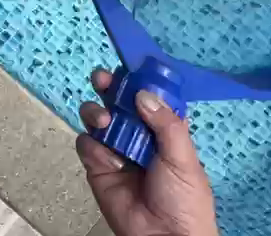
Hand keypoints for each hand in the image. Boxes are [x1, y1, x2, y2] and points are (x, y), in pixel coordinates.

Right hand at [76, 68, 219, 235]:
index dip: (139, 82)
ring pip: (96, 114)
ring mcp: (114, 147)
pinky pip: (86, 143)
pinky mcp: (96, 163)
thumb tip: (141, 93)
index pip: (149, 98)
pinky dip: (93, 146)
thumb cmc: (184, 200)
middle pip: (117, 100)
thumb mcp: (184, 161)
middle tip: (102, 80)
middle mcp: (137, 135)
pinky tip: (108, 159)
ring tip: (104, 122)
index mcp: (163, 132)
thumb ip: (166, 125)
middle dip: (107, 86)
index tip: (129, 69)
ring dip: (96, 112)